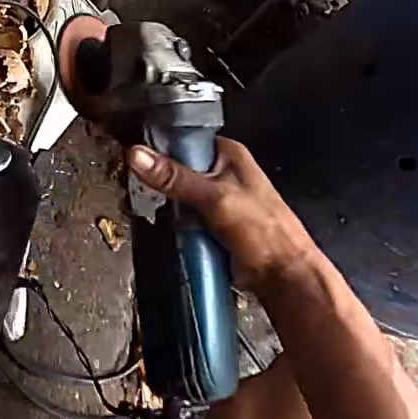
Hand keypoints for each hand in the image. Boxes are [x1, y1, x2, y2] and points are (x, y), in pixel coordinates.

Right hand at [127, 138, 321, 289]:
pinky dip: (170, 221)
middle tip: (137, 189)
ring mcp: (213, 199)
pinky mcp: (207, 222)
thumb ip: (174, 177)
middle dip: (156, 181)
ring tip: (143, 207)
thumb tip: (139, 156)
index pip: (182, 139)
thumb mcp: (214, 197)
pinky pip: (178, 216)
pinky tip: (160, 224)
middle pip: (173, 168)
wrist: (283, 279)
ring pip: (173, 194)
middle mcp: (220, 172)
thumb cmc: (265, 232)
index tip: (134, 158)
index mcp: (227, 154)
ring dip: (161, 204)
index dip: (157, 147)